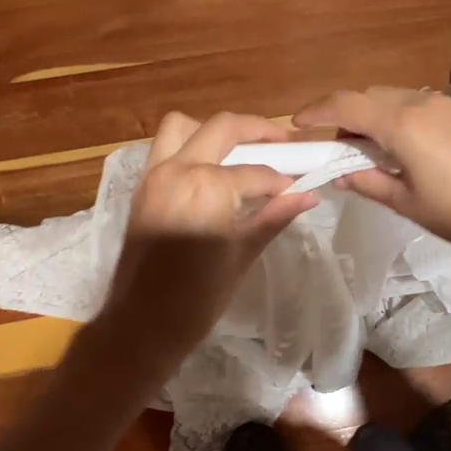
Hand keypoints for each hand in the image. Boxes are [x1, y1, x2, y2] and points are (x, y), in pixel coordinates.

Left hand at [97, 111, 318, 358]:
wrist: (143, 323)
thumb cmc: (199, 296)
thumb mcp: (242, 253)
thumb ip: (274, 216)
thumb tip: (308, 196)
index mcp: (208, 185)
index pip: (257, 172)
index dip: (282, 181)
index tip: (299, 188)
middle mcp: (178, 169)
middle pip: (222, 127)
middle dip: (256, 130)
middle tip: (281, 144)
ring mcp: (155, 175)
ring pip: (183, 127)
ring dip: (213, 130)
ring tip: (238, 150)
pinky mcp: (142, 188)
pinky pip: (165, 149)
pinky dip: (189, 147)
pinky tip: (210, 171)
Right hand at [293, 87, 450, 268]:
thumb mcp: (407, 203)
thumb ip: (369, 182)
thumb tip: (340, 175)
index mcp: (402, 124)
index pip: (346, 105)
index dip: (317, 112)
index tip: (298, 125)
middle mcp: (423, 102)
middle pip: (371, 95)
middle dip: (346, 114)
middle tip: (336, 146)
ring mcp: (450, 105)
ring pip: (397, 97)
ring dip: (376, 114)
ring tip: (371, 148)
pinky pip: (422, 104)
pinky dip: (402, 116)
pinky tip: (407, 146)